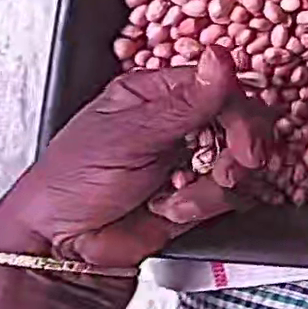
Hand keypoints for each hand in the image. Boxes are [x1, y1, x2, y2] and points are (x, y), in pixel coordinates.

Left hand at [0, 46, 270, 267]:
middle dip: (237, 152)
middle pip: (240, 123)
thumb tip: (222, 60)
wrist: (62, 248)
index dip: (239, 113)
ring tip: (179, 197)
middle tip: (227, 173)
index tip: (245, 141)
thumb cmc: (73, 183)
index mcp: (157, 95)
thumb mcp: (129, 135)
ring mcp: (191, 158)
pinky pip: (232, 194)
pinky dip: (205, 205)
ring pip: (240, 161)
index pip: (220, 88)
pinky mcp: (200, 193)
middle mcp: (180, 122)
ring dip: (214, 186)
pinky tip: (172, 208)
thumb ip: (185, 103)